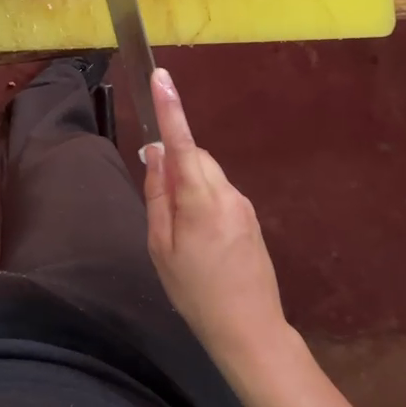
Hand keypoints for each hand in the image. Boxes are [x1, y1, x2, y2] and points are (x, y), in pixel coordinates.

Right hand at [142, 68, 288, 361]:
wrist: (250, 330)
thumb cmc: (195, 292)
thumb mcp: (160, 248)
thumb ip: (157, 195)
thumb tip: (155, 153)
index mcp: (199, 200)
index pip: (182, 141)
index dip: (170, 107)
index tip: (161, 76)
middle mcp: (226, 192)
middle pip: (195, 155)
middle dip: (176, 163)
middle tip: (161, 204)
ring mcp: (242, 203)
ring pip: (207, 174)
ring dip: (190, 185)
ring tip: (183, 233)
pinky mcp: (251, 216)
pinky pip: (219, 191)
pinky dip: (203, 199)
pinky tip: (201, 240)